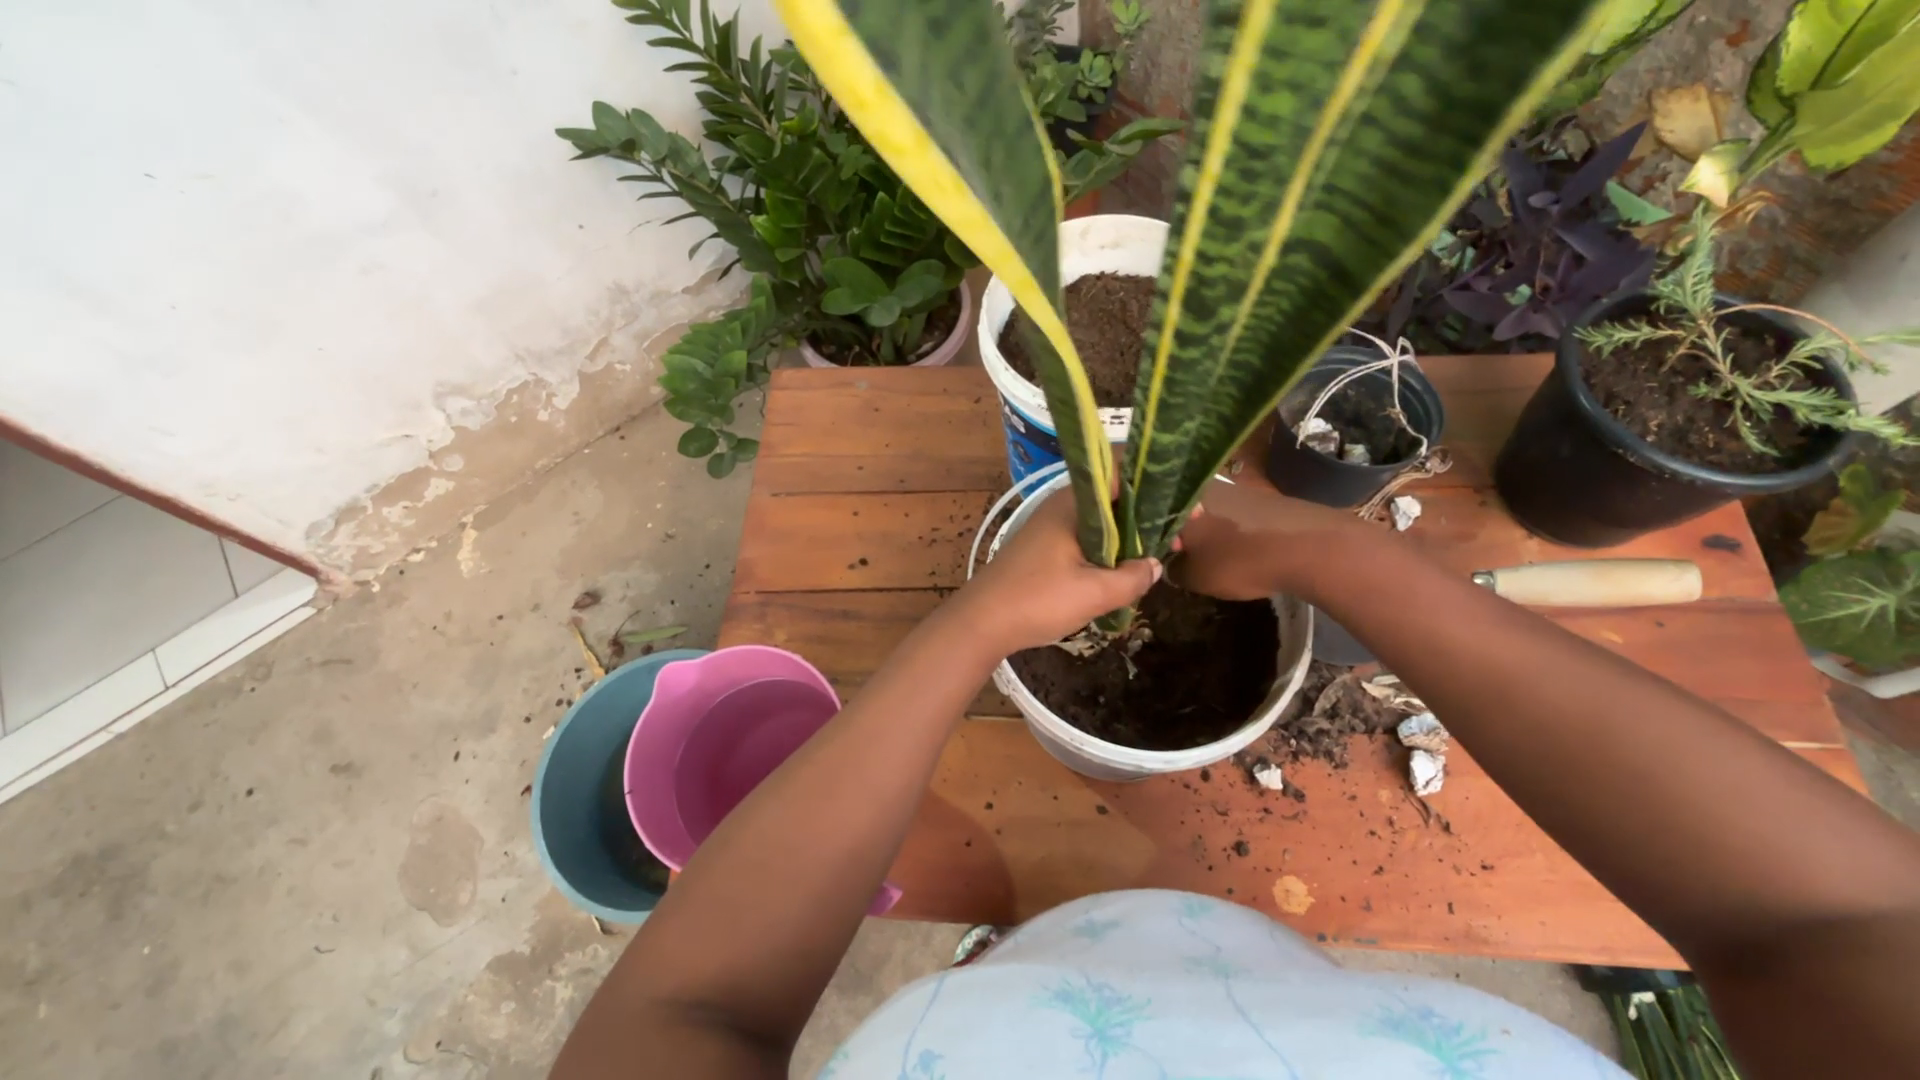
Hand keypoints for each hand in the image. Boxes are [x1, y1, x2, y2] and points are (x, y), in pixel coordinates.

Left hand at [949, 486, 1161, 654]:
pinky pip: (1086, 539)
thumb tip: (1155, 565)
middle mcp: (1062, 507)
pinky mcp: (1044, 549)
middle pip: (1115, 497)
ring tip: (1157, 557)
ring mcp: (1050, 527)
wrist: (980, 623)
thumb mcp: (1094, 593)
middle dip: (1149, 514)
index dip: (1156, 482)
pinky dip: (1109, 549)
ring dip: (1130, 535)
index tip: (1185, 505)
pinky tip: (1123, 571)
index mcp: (1074, 504)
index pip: (1119, 471)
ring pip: (1101, 521)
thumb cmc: (1036, 600)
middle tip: (1178, 538)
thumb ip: (1132, 577)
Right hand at [1169, 480, 1365, 600]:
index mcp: (1184, 501)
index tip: (1158, 559)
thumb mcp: (1195, 577)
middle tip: (1185, 561)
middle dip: (1184, 536)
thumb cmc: (1239, 560)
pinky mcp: (1268, 500)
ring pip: (1214, 514)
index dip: (1153, 539)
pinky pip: (1240, 519)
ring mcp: (1242, 491)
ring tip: (1216, 561)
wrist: (1309, 548)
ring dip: (1212, 535)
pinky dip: (1237, 535)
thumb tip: (1172, 565)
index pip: (1155, 516)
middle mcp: (1209, 487)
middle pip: (1186, 513)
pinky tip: (1245, 554)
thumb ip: (1175, 570)